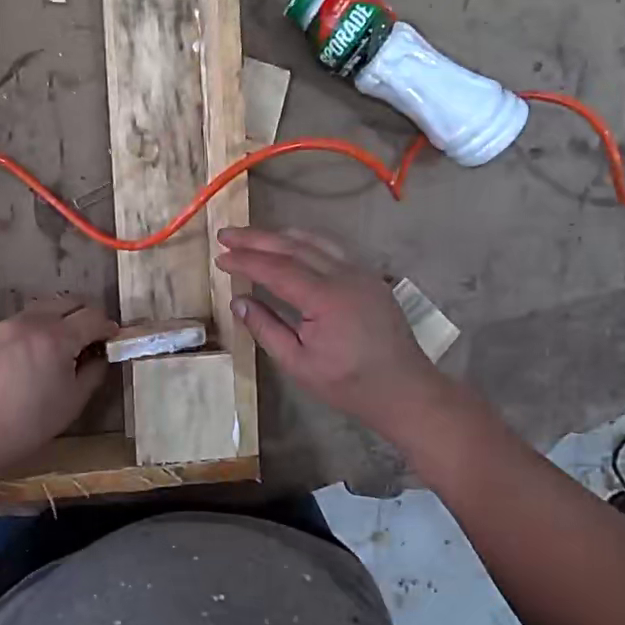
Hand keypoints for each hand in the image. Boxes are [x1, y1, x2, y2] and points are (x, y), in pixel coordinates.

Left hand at [0, 294, 116, 473]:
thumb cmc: (30, 423)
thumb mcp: (73, 401)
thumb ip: (93, 371)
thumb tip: (101, 354)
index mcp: (56, 338)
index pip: (93, 316)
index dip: (108, 327)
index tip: (114, 340)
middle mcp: (33, 322)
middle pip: (70, 301)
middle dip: (88, 316)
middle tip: (95, 339)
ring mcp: (11, 324)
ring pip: (48, 306)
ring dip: (65, 317)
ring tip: (70, 344)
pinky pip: (28, 317)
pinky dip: (44, 324)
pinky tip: (44, 349)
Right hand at [215, 227, 448, 439]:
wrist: (404, 389)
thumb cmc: (347, 383)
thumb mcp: (298, 363)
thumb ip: (266, 328)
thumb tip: (239, 302)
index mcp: (325, 297)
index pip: (276, 269)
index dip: (245, 260)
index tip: (220, 257)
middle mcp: (344, 275)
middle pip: (294, 246)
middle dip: (256, 239)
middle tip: (225, 235)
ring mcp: (361, 273)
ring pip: (315, 242)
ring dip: (280, 236)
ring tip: (252, 236)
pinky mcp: (369, 278)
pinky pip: (332, 250)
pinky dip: (305, 243)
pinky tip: (292, 245)